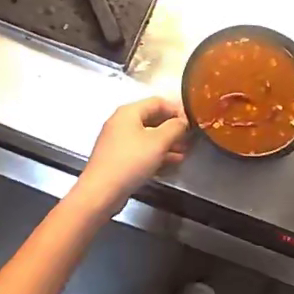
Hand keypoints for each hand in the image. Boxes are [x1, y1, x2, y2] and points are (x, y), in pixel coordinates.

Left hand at [73, 97, 191, 212]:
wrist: (101, 191)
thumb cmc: (131, 161)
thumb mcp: (158, 142)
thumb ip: (175, 128)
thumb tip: (182, 122)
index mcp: (129, 112)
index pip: (158, 102)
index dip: (177, 110)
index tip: (192, 122)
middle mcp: (121, 122)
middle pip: (152, 118)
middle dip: (172, 128)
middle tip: (189, 139)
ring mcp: (118, 140)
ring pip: (147, 136)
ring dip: (166, 143)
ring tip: (184, 152)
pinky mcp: (117, 157)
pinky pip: (141, 150)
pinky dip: (156, 153)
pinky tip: (170, 162)